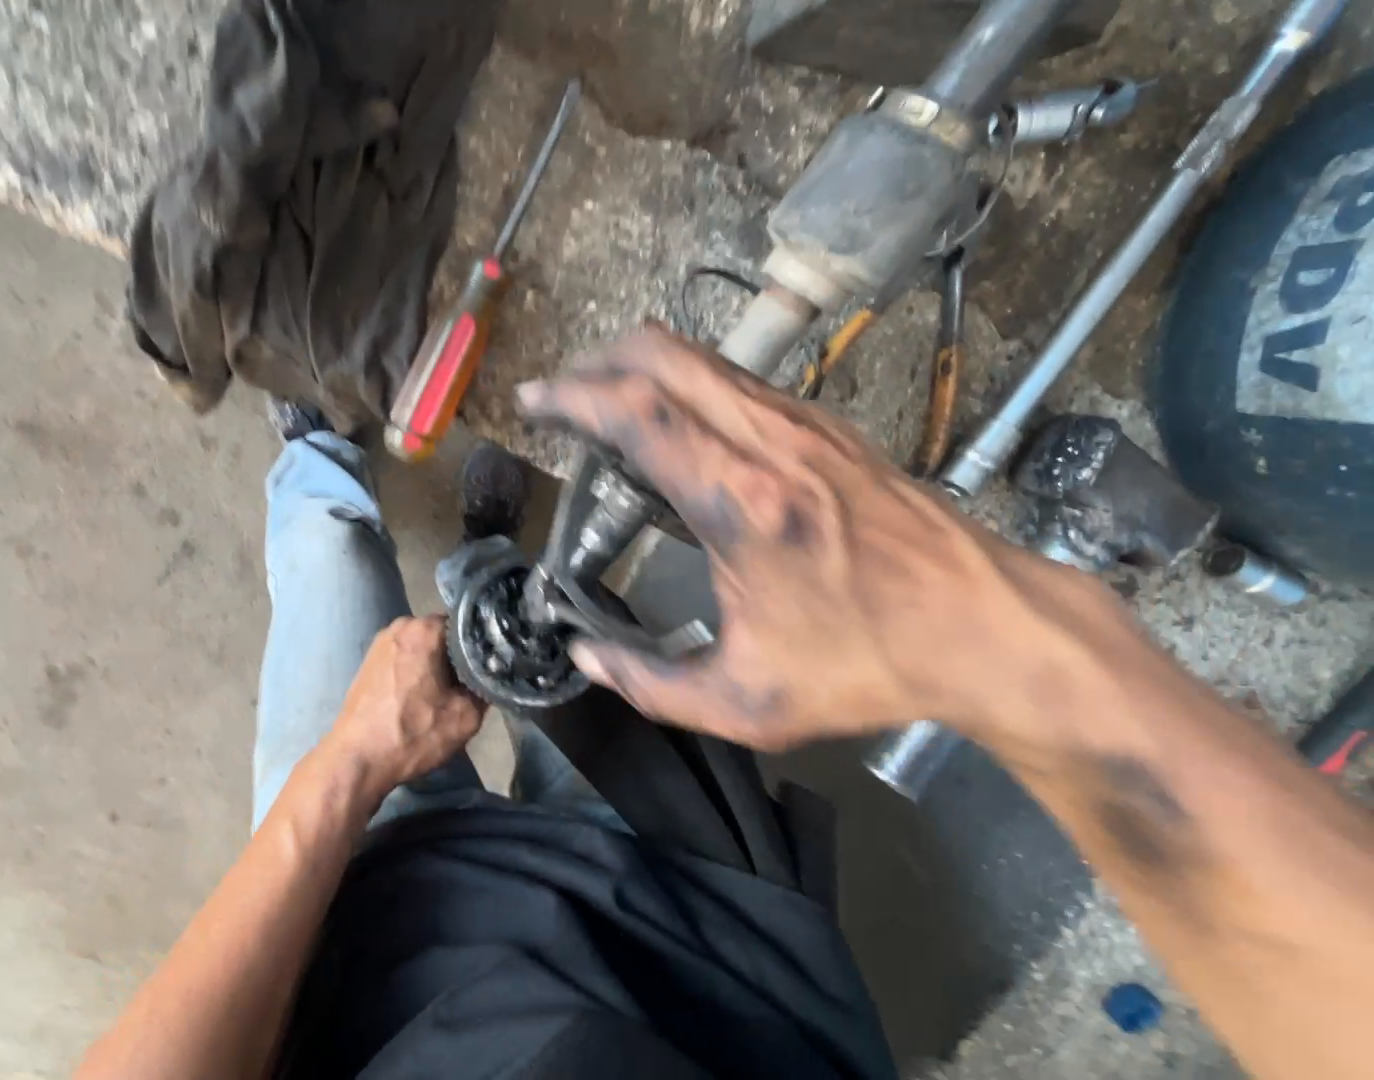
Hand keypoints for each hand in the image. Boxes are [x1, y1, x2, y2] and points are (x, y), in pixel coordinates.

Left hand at [323, 616, 485, 795]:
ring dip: (436, 666)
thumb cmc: (412, 734)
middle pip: (443, 635)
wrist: (356, 759)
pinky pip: (404, 658)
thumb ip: (484, 686)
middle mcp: (400, 626)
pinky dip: (416, 672)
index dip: (482, 646)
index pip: (467, 625)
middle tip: (470, 685)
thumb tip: (489, 674)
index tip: (491, 667)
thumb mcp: (466, 716)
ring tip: (447, 694)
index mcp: (424, 629)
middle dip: (457, 657)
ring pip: (422, 647)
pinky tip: (422, 697)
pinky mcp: (369, 661)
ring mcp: (380, 642)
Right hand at [517, 328, 1104, 751]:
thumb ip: (648, 685)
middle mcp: (770, 442)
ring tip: (602, 407)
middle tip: (558, 398)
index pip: (639, 414)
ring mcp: (805, 424)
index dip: (572, 398)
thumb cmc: (868, 665)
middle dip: (594, 364)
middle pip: (663, 356)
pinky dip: (682, 384)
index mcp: (741, 503)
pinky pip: (734, 379)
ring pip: (701, 358)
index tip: (531, 403)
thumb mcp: (746, 702)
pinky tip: (672, 427)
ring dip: (638, 369)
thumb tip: (583, 660)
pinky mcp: (827, 427)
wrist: (989, 628)